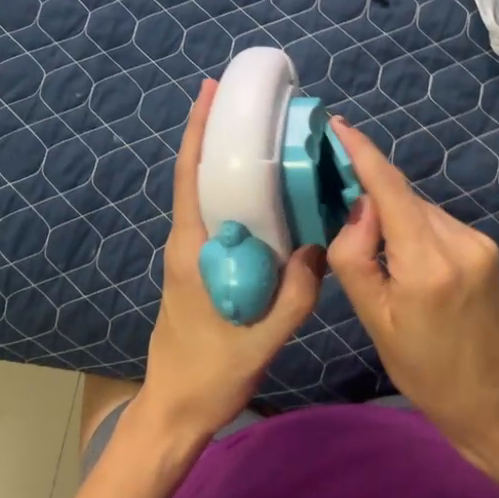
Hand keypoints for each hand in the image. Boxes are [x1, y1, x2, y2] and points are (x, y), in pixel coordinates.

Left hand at [139, 79, 326, 439]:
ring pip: (205, 193)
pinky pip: (215, 215)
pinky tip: (264, 191)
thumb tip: (322, 245)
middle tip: (246, 99)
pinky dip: (233, 192)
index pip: (190, 175)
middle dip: (214, 131)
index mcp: (192, 248)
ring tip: (259, 132)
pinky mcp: (198, 264)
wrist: (176, 407)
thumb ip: (296, 292)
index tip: (211, 90)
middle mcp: (186, 240)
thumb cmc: (212, 371)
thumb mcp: (263, 336)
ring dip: (224, 159)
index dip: (198, 130)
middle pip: (196, 173)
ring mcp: (189, 252)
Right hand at [325, 117, 498, 469]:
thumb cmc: (426, 370)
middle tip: (338, 214)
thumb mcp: (375, 320)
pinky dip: (412, 231)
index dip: (362, 151)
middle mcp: (458, 240)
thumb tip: (358, 205)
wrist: (498, 402)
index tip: (337, 124)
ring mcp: (477, 242)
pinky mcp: (485, 248)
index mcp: (427, 262)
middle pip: (402, 198)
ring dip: (392, 218)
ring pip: (418, 210)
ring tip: (378, 261)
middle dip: (370, 197)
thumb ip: (356, 256)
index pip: (389, 188)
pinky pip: (435, 223)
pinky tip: (407, 266)